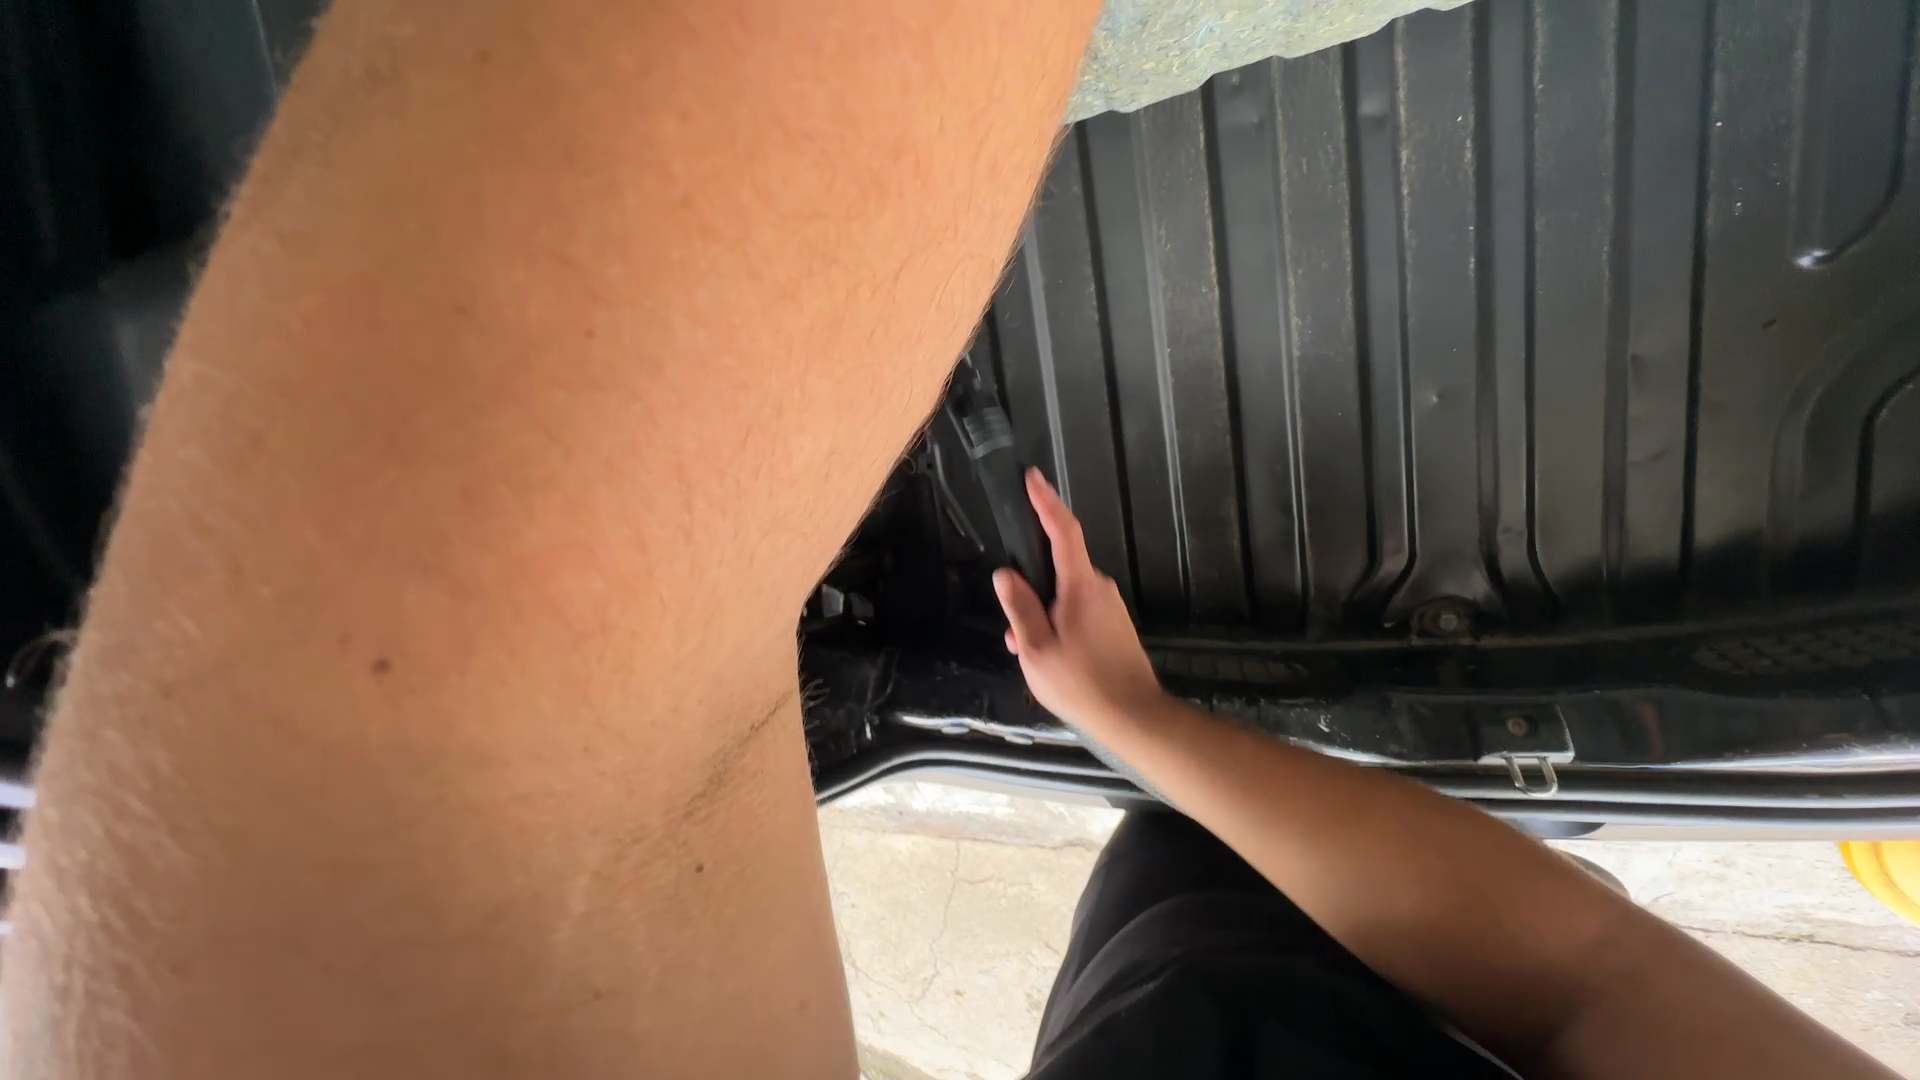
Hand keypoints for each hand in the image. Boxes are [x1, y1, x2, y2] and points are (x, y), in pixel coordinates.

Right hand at [993, 469, 1164, 731]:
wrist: (1134, 717)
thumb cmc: (1081, 683)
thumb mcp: (1037, 647)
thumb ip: (1020, 607)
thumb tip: (1006, 575)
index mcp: (1081, 585)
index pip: (1063, 530)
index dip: (1046, 502)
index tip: (1033, 478)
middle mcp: (1100, 589)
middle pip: (1058, 571)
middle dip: (1030, 592)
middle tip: (1014, 632)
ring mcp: (1111, 608)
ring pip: (1065, 598)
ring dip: (1042, 617)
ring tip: (1028, 655)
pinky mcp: (1115, 627)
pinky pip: (1078, 613)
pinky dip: (1058, 627)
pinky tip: (1050, 660)